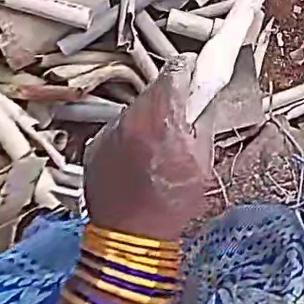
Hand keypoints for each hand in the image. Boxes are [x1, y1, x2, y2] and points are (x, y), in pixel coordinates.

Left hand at [83, 57, 211, 239]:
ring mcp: (111, 128)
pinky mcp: (97, 142)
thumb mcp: (203, 159)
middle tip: (183, 115)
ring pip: (136, 107)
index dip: (190, 68)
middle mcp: (133, 116)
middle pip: (155, 87)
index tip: (196, 72)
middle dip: (171, 95)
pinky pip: (119, 127)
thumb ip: (204, 120)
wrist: (131, 235)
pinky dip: (131, 134)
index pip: (176, 68)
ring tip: (160, 145)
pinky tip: (139, 158)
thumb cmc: (170, 203)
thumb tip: (206, 95)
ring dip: (150, 115)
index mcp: (163, 115)